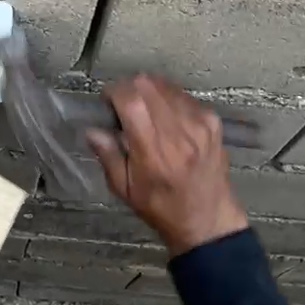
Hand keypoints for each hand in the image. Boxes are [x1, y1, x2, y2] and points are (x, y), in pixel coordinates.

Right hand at [86, 75, 248, 256]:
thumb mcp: (125, 189)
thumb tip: (91, 128)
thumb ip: (107, 155)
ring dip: (149, 92)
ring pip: (164, 84)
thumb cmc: (161, 207)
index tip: (108, 102)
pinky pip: (183, 95)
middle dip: (129, 89)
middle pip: (146, 84)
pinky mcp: (213, 121)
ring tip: (147, 112)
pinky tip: (168, 119)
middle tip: (125, 107)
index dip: (114, 92)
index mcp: (154, 151)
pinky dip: (169, 99)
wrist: (209, 221)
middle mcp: (178, 132)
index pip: (131, 100)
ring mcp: (199, 123)